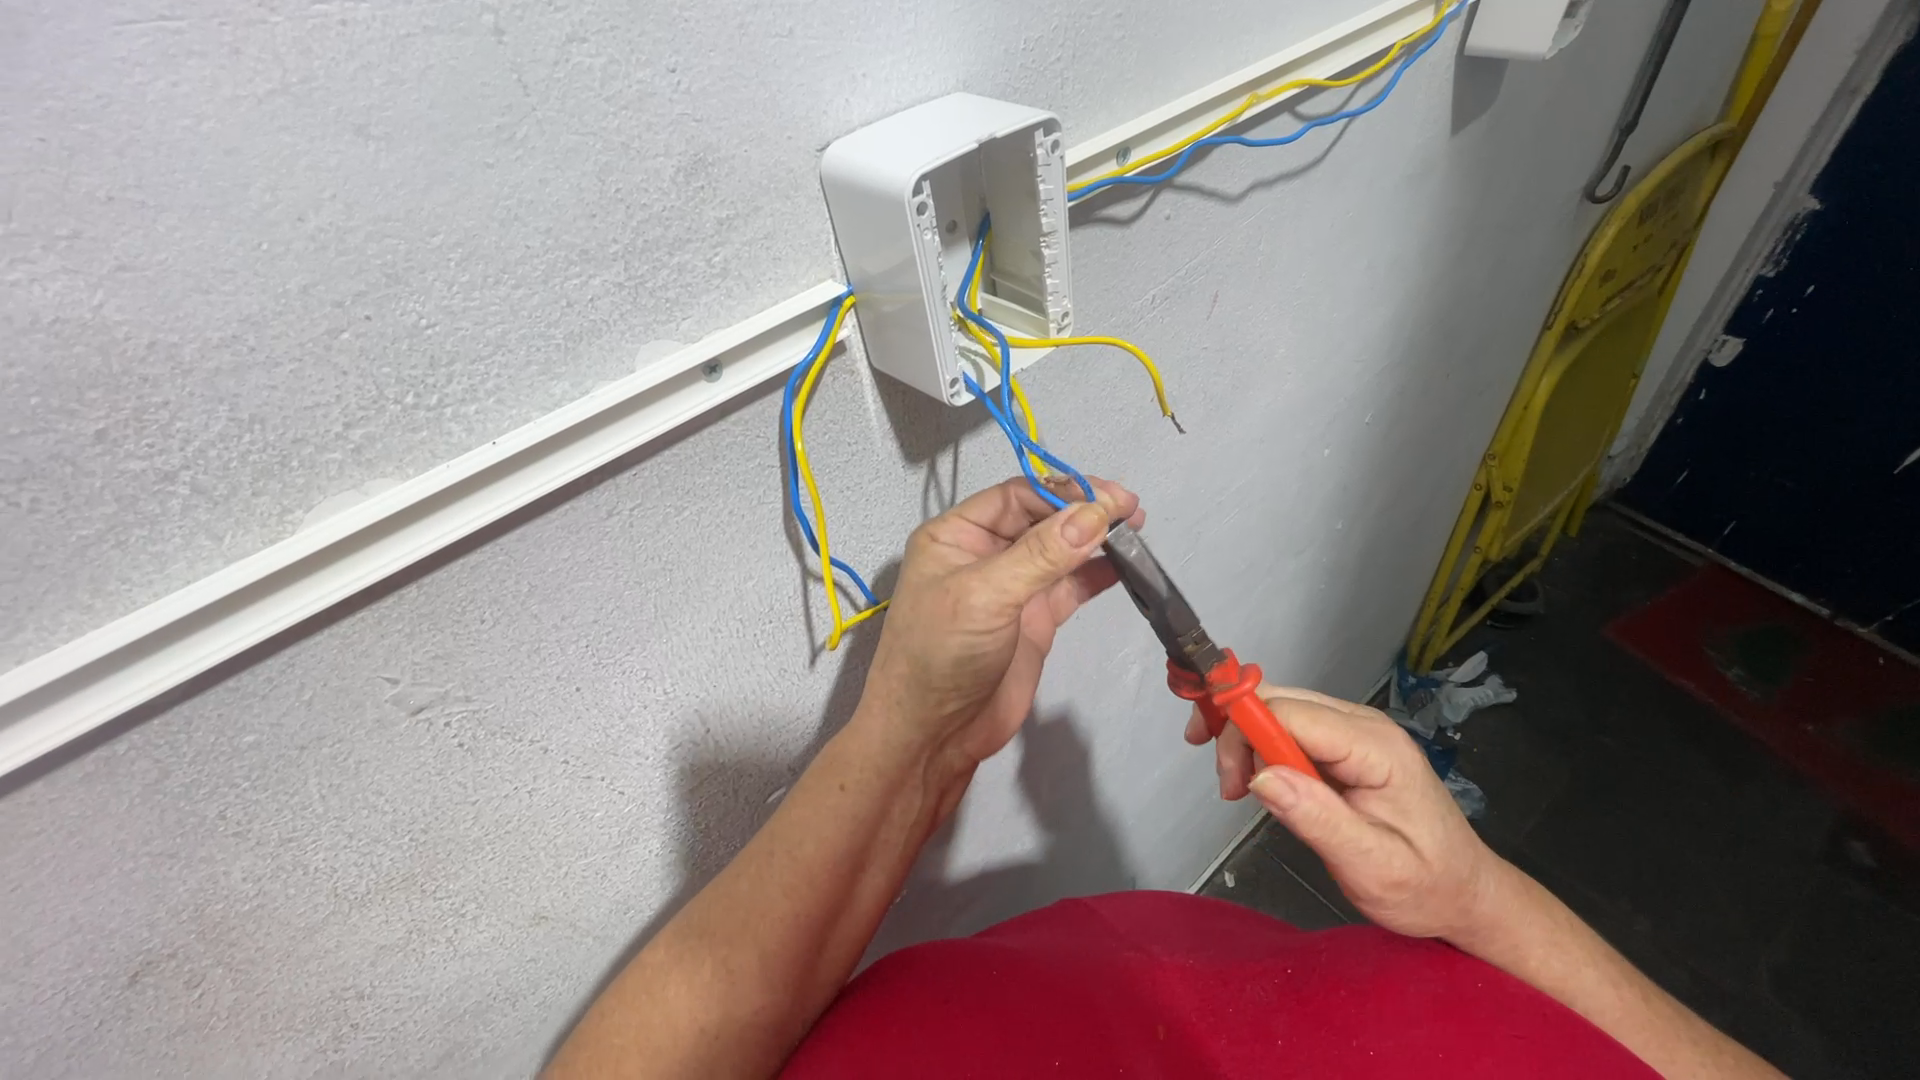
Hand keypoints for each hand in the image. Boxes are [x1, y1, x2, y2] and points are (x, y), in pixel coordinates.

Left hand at [855, 476, 1142, 769]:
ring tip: (1137, 531)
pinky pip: (1070, 586)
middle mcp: (983, 553)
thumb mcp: (986, 595)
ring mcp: (1011, 587)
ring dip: (1096, 539)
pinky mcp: (1033, 620)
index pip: (1016, 496)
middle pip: (1041, 518)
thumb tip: (1095, 513)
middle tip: (1133, 511)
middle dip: (1084, 511)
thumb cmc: (942, 654)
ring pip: (1060, 551)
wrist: (934, 735)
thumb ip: (1041, 554)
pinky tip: (1126, 566)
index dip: (1063, 491)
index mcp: (956, 535)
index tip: (1110, 497)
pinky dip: (1097, 573)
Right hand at [1187, 686, 1502, 939]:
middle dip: (1237, 733)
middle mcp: (1362, 724)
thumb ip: (1317, 819)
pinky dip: (1258, 744)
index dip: (1246, 734)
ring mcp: (1352, 729)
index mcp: (1375, 748)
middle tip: (1230, 788)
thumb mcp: (1372, 867)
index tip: (1231, 783)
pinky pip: (1286, 723)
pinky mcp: (1341, 741)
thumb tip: (1260, 777)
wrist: (1466, 894)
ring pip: (1275, 706)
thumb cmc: (1426, 886)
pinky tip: (1255, 776)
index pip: (1289, 712)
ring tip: (1240, 789)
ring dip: (1244, 740)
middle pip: (1276, 699)